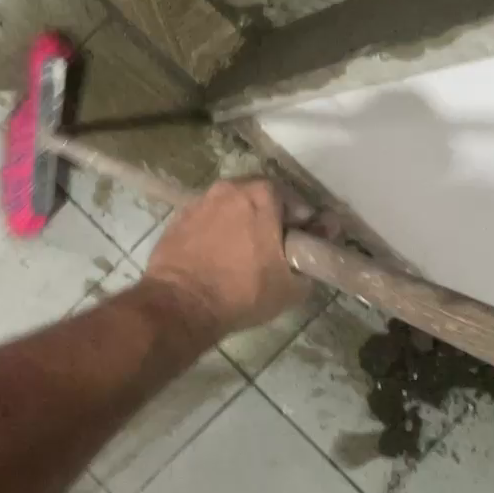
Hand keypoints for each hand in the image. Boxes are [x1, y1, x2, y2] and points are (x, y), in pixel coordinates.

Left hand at [142, 180, 304, 337]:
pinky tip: (216, 256)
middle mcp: (227, 189)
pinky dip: (214, 233)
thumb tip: (317, 240)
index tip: (303, 246)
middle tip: (274, 249)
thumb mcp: (294, 284)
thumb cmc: (243, 291)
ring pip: (229, 209)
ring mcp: (197, 203)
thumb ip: (314, 255)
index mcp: (260, 194)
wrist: (180, 303)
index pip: (295, 203)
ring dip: (240, 224)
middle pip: (259, 200)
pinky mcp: (176, 220)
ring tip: (244, 254)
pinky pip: (205, 222)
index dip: (304, 226)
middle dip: (270, 220)